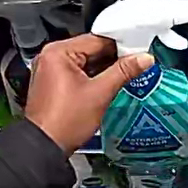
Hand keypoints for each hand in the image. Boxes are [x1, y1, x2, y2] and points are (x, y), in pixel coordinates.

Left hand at [23, 34, 152, 153]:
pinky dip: (93, 77)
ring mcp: (50, 70)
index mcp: (58, 52)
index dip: (121, 46)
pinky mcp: (53, 83)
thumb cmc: (63, 122)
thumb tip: (143, 58)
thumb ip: (124, 71)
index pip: (97, 40)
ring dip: (104, 68)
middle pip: (90, 50)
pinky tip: (108, 84)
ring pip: (85, 62)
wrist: (44, 148)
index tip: (138, 52)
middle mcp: (50, 57)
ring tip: (125, 75)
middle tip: (135, 64)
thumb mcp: (100, 93)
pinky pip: (78, 72)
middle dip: (113, 58)